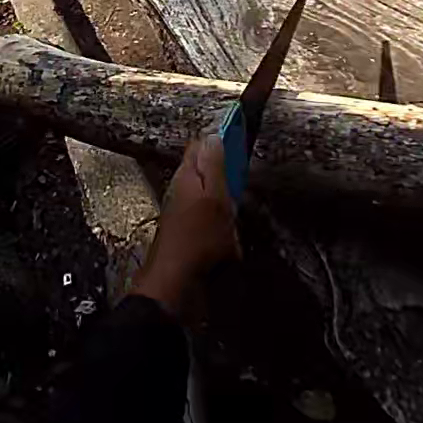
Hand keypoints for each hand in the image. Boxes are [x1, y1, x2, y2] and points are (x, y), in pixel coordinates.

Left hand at [132, 133, 239, 314]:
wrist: (177, 288)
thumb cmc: (198, 240)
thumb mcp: (213, 198)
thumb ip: (213, 166)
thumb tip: (214, 134)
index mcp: (186, 175)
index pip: (201, 144)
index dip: (220, 136)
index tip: (242, 134)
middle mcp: (182, 190)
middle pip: (206, 170)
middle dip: (227, 171)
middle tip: (245, 176)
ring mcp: (185, 213)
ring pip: (211, 196)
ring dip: (227, 201)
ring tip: (239, 210)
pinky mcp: (191, 236)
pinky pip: (212, 221)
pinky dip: (224, 225)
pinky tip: (231, 237)